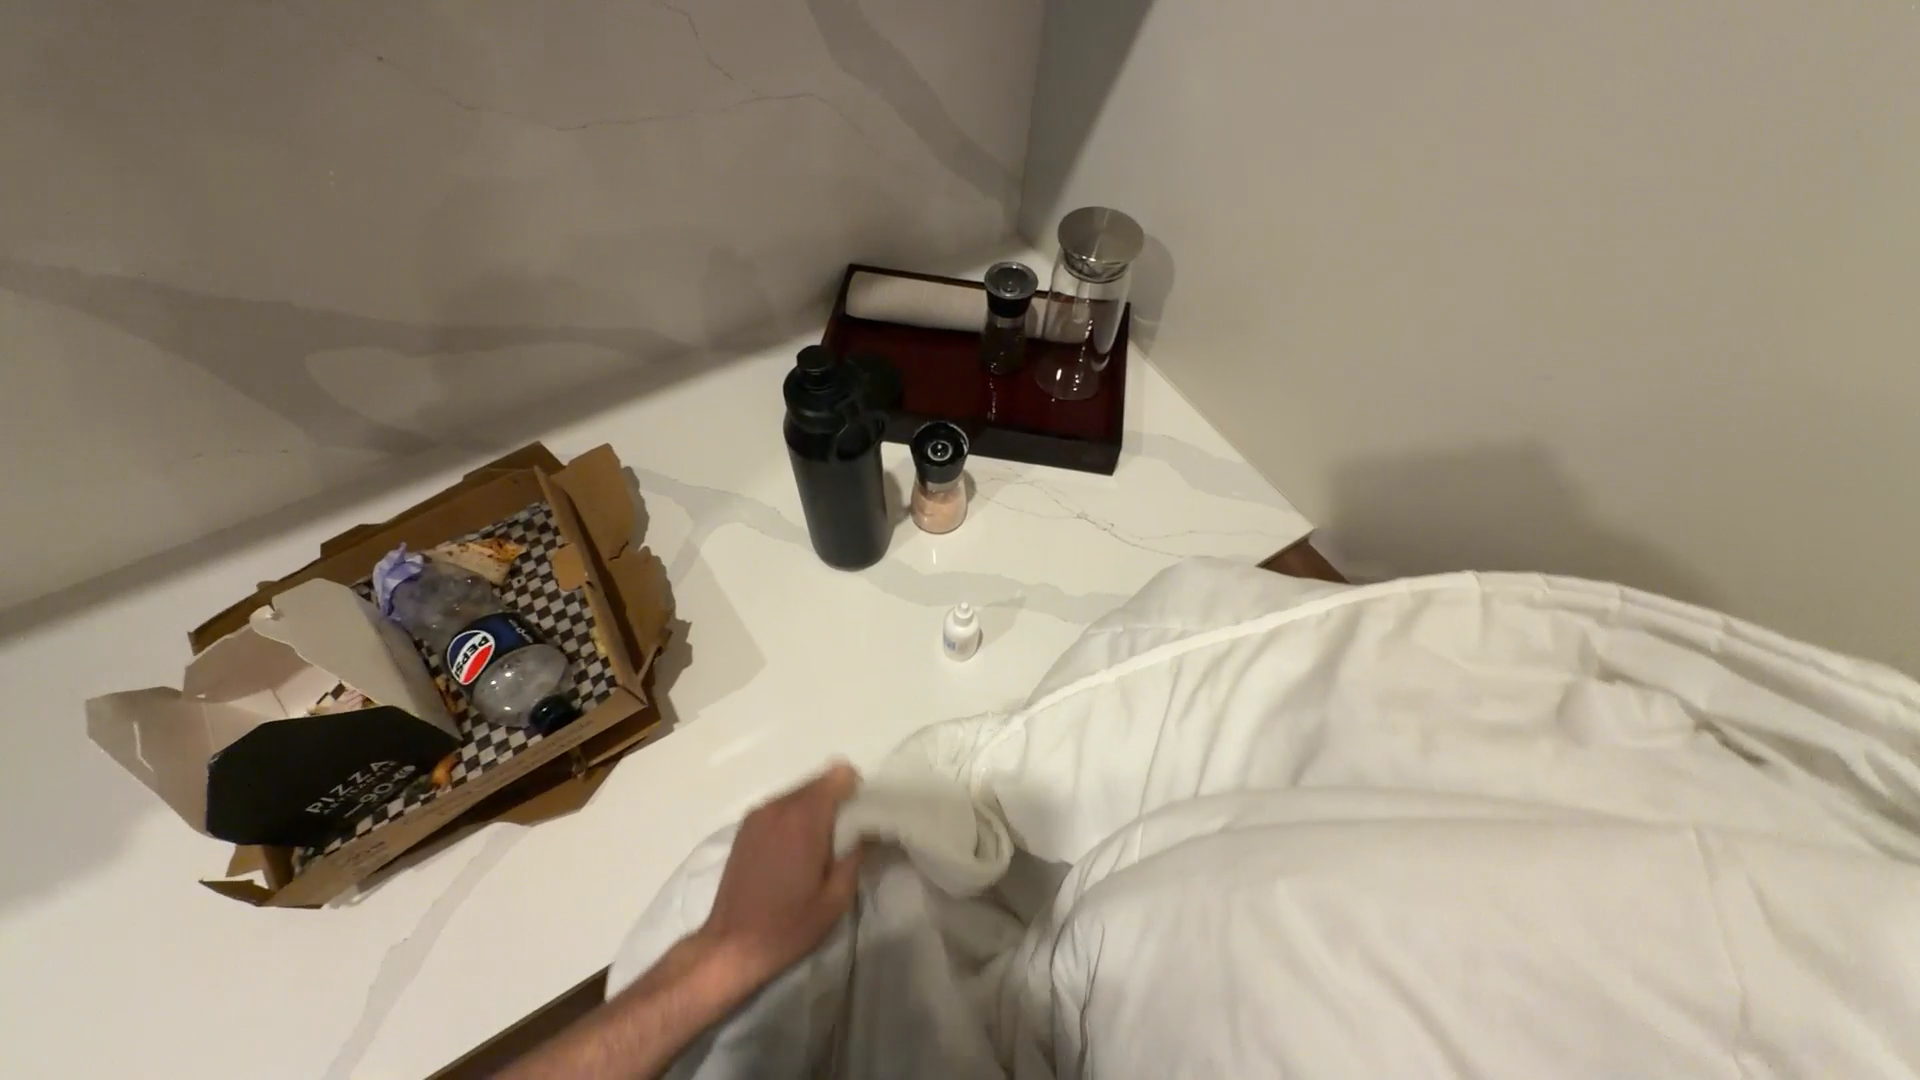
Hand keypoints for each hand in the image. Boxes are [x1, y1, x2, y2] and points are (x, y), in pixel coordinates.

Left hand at [696, 763, 863, 995]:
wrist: (731, 945)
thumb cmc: (788, 924)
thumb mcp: (837, 898)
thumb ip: (856, 854)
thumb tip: (866, 830)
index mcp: (804, 818)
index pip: (839, 775)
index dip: (855, 791)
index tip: (859, 818)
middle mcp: (779, 806)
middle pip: (819, 781)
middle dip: (836, 800)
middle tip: (843, 836)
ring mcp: (758, 814)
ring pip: (799, 792)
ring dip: (814, 808)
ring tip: (818, 846)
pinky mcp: (744, 826)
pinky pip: (780, 806)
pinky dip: (794, 816)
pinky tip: (794, 850)